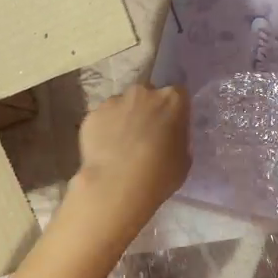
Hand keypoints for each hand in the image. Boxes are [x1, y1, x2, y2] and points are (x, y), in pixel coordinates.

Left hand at [70, 84, 191, 227]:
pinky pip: (102, 118)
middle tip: (146, 134)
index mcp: (172, 100)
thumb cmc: (160, 175)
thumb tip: (171, 134)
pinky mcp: (92, 114)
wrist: (116, 186)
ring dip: (124, 117)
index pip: (178, 94)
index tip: (171, 125)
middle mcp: (143, 92)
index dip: (174, 110)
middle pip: (148, 94)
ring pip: (122, 104)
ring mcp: (114, 101)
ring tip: (121, 144)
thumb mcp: (184, 159)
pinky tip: (105, 150)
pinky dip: (105, 129)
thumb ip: (179, 137)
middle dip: (148, 108)